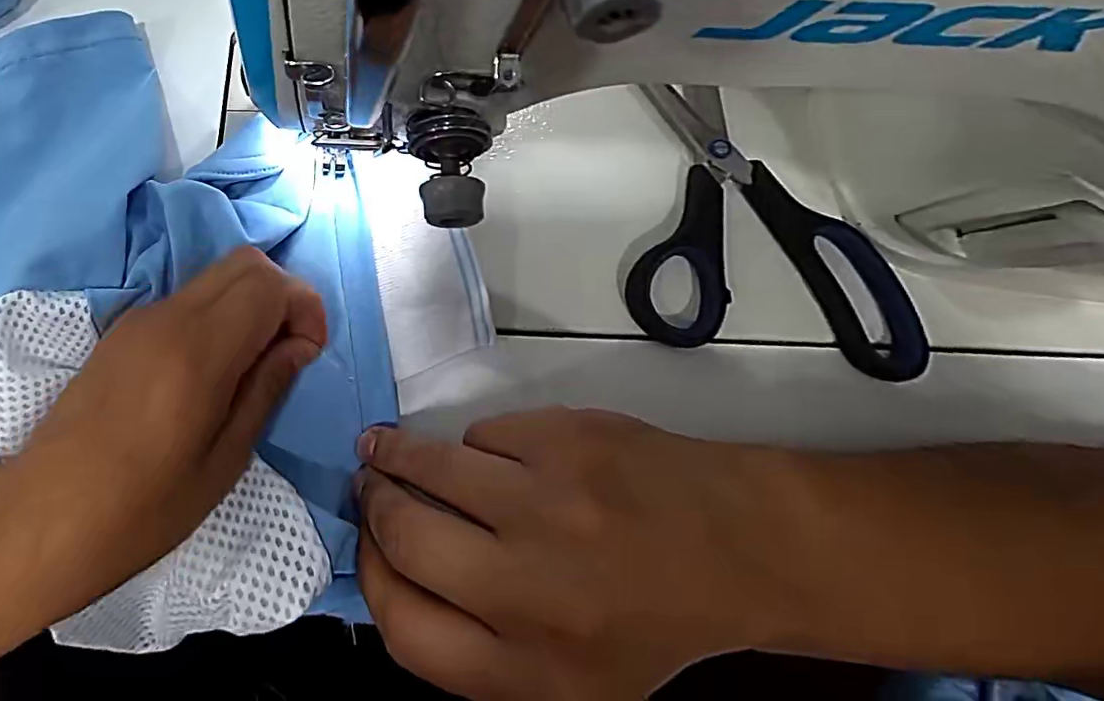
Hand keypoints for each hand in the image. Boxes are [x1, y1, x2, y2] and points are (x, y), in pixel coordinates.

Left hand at [0, 246, 326, 683]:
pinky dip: (218, 312)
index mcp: (198, 350)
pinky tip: (213, 367)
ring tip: (253, 363)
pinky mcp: (122, 330)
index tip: (309, 352)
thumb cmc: (139, 511)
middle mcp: (169, 317)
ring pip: (216, 276)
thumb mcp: (221, 462)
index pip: (270, 283)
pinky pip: (187, 298)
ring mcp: (140, 318)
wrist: (36, 523)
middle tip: (288, 350)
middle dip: (282, 294)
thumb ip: (266, 388)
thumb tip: (299, 344)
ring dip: (249, 302)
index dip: (304, 306)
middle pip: (246, 263)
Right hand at [356, 409, 804, 700]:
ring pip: (433, 467)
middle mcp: (533, 590)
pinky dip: (477, 444)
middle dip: (374, 503)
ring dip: (396, 453)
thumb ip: (484, 636)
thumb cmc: (650, 616)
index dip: (370, 578)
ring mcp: (547, 503)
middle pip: (407, 538)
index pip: (407, 632)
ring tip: (382, 446)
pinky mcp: (563, 440)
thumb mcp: (570, 669)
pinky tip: (493, 454)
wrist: (739, 545)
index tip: (364, 545)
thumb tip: (395, 564)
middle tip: (367, 484)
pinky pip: (483, 434)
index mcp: (532, 668)